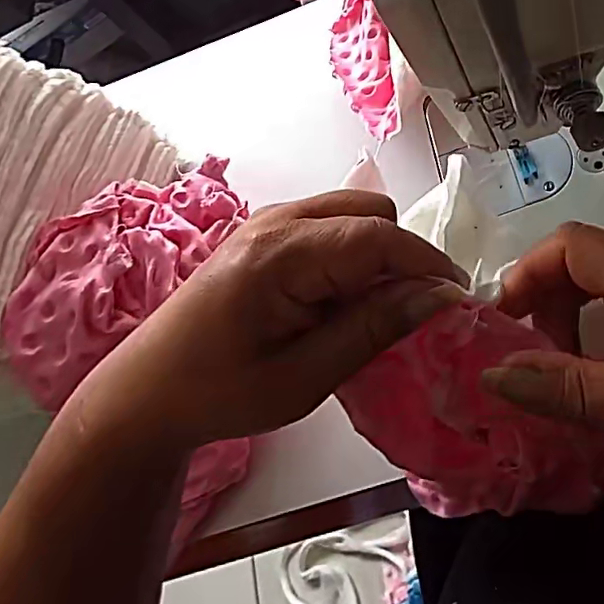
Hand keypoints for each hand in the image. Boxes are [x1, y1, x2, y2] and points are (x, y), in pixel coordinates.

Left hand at [69, 190, 467, 449]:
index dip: (426, 263)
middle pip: (372, 211)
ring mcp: (272, 218)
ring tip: (374, 306)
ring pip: (357, 211)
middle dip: (402, 256)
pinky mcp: (270, 229)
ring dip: (380, 252)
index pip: (378, 237)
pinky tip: (342, 296)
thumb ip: (373, 329)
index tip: (457, 300)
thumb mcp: (303, 377)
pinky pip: (334, 222)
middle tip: (407, 311)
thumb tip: (437, 296)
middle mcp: (278, 219)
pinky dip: (356, 251)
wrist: (147, 390)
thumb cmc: (218, 392)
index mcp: (281, 253)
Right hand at [485, 222, 603, 507]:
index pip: (571, 247)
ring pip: (600, 284)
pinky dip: (592, 332)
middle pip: (581, 259)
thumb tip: (498, 374)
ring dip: (565, 318)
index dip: (526, 276)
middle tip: (521, 357)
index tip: (498, 326)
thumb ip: (573, 391)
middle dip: (541, 300)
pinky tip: (588, 375)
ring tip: (549, 371)